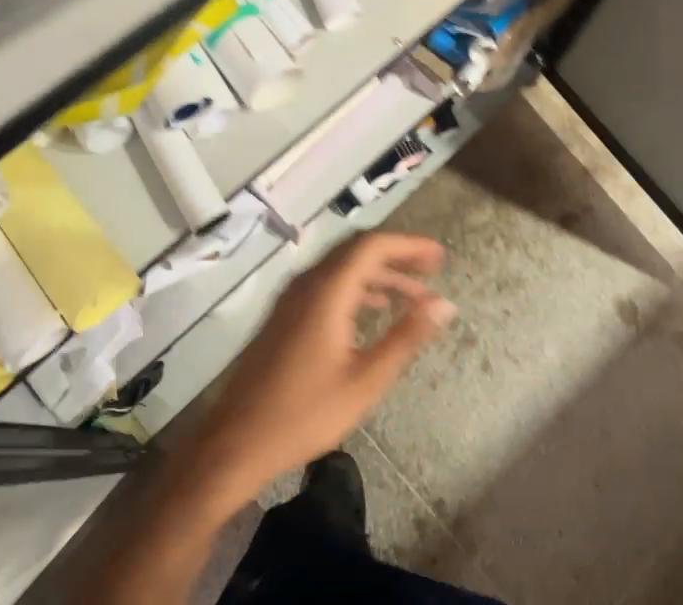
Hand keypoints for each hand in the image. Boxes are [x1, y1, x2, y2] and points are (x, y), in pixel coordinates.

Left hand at [182, 233, 456, 502]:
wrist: (238, 438)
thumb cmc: (305, 414)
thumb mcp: (365, 380)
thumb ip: (405, 337)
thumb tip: (444, 304)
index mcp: (325, 292)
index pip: (371, 246)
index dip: (408, 245)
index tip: (439, 256)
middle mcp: (305, 284)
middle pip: (354, 251)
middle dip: (395, 256)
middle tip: (430, 271)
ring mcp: (289, 299)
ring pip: (338, 269)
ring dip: (376, 275)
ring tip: (412, 297)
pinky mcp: (282, 316)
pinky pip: (324, 285)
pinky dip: (354, 288)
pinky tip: (372, 311)